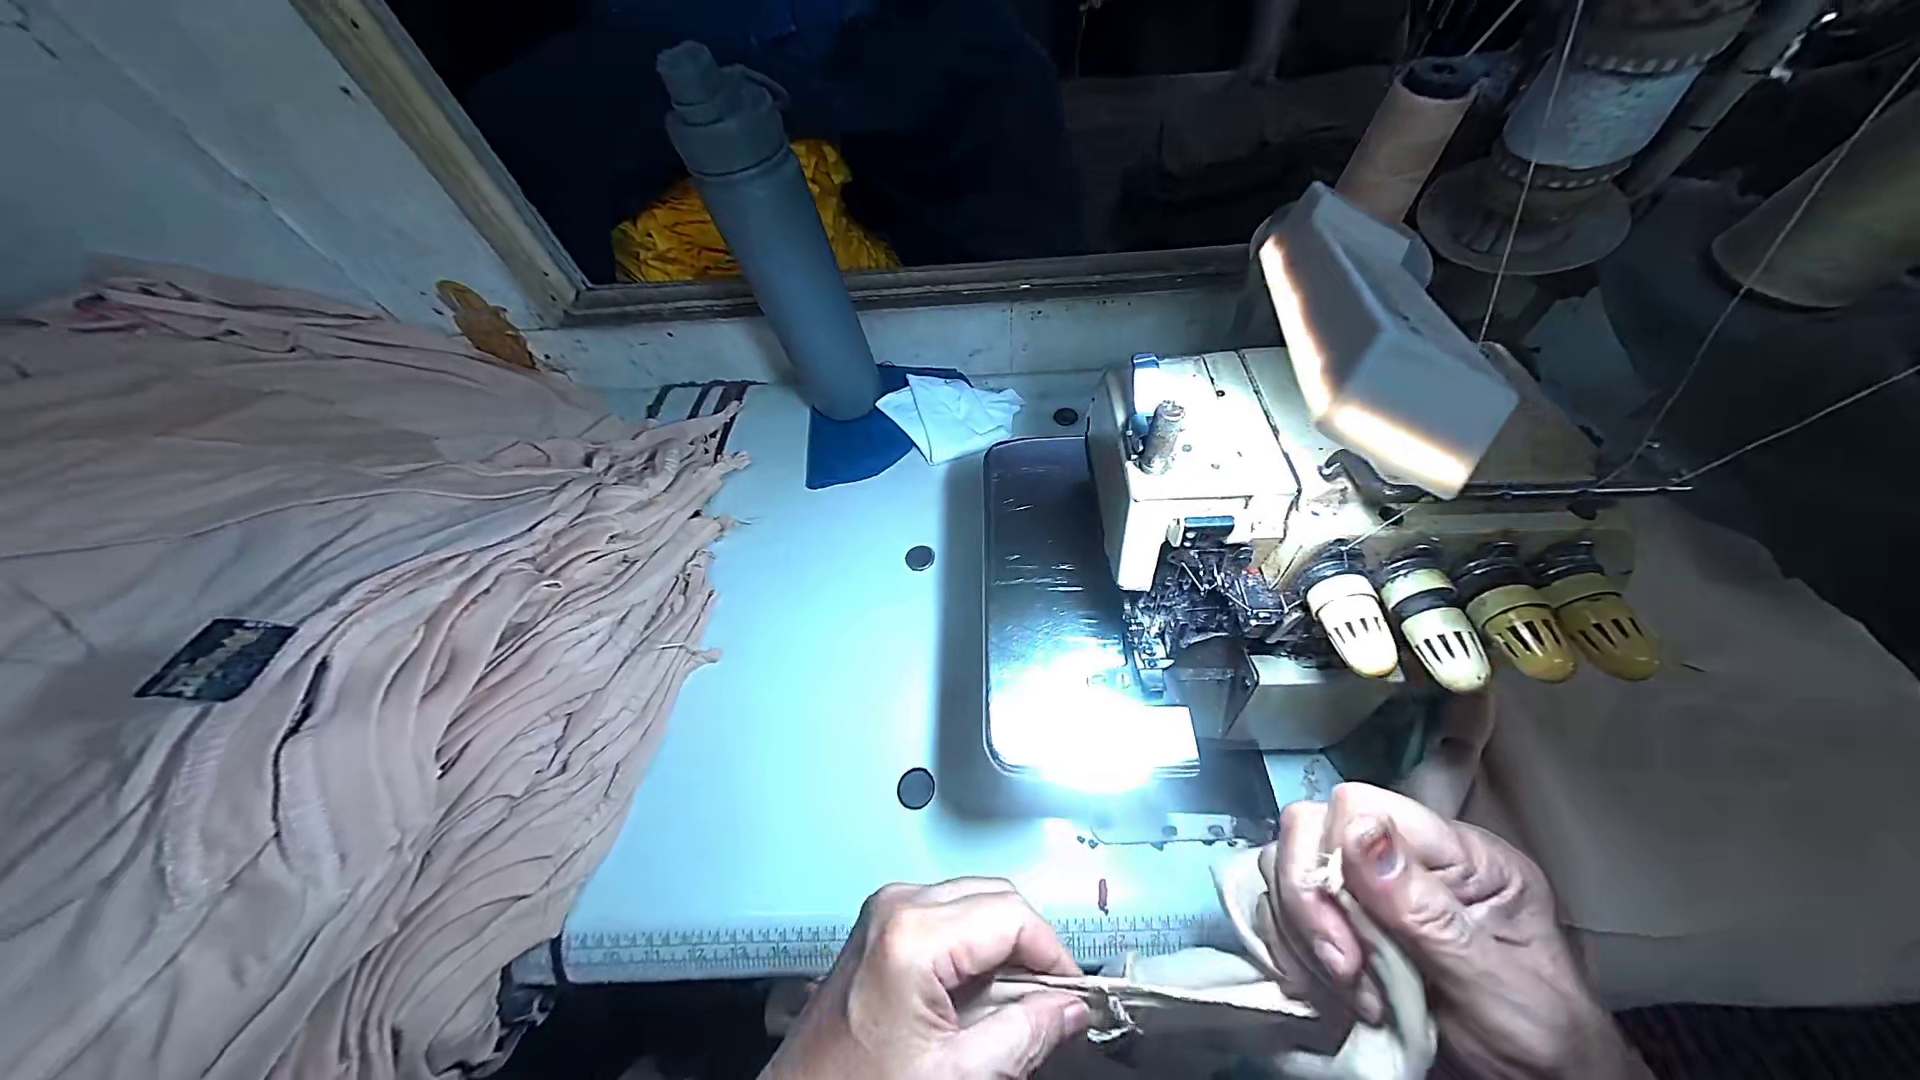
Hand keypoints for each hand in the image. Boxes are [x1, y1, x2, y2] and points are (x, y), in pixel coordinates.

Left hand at [764, 878, 1090, 1079]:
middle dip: (1029, 946)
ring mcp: (886, 908)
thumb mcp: (957, 1076)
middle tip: (1051, 1001)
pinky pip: (947, 914)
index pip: (1012, 914)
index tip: (1073, 995)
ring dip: (1003, 945)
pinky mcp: (881, 922)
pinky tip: (978, 994)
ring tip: (1015, 1004)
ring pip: (974, 901)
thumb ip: (1024, 1034)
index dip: (1053, 954)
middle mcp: (898, 903)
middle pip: (994, 897)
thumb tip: (1069, 1007)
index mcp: (914, 932)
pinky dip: (974, 945)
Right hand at [1261, 783, 1650, 1079]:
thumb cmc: (1539, 1048)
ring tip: (1356, 994)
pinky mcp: (1328, 915)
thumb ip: (1428, 912)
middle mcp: (1396, 854)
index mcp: (1454, 852)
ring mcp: (1355, 882)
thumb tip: (1360, 831)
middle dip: (1309, 903)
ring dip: (1301, 937)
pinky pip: (1270, 909)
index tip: (1356, 942)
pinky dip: (1289, 953)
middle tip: (1347, 970)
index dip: (1336, 856)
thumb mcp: (1498, 990)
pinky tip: (1332, 992)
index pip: (1357, 805)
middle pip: (1303, 829)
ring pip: (1276, 868)